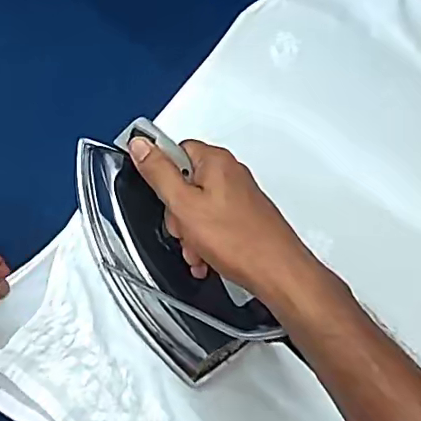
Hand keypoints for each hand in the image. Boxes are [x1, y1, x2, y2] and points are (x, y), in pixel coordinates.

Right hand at [126, 138, 323, 306]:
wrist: (280, 275)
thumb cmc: (241, 241)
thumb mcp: (183, 205)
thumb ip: (158, 172)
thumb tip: (140, 145)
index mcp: (215, 161)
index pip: (174, 150)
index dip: (162, 175)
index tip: (160, 193)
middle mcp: (230, 172)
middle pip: (185, 181)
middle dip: (178, 211)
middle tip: (183, 227)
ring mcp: (239, 195)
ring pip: (198, 205)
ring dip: (191, 230)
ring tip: (197, 249)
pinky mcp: (244, 215)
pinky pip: (214, 220)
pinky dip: (206, 238)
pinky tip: (208, 257)